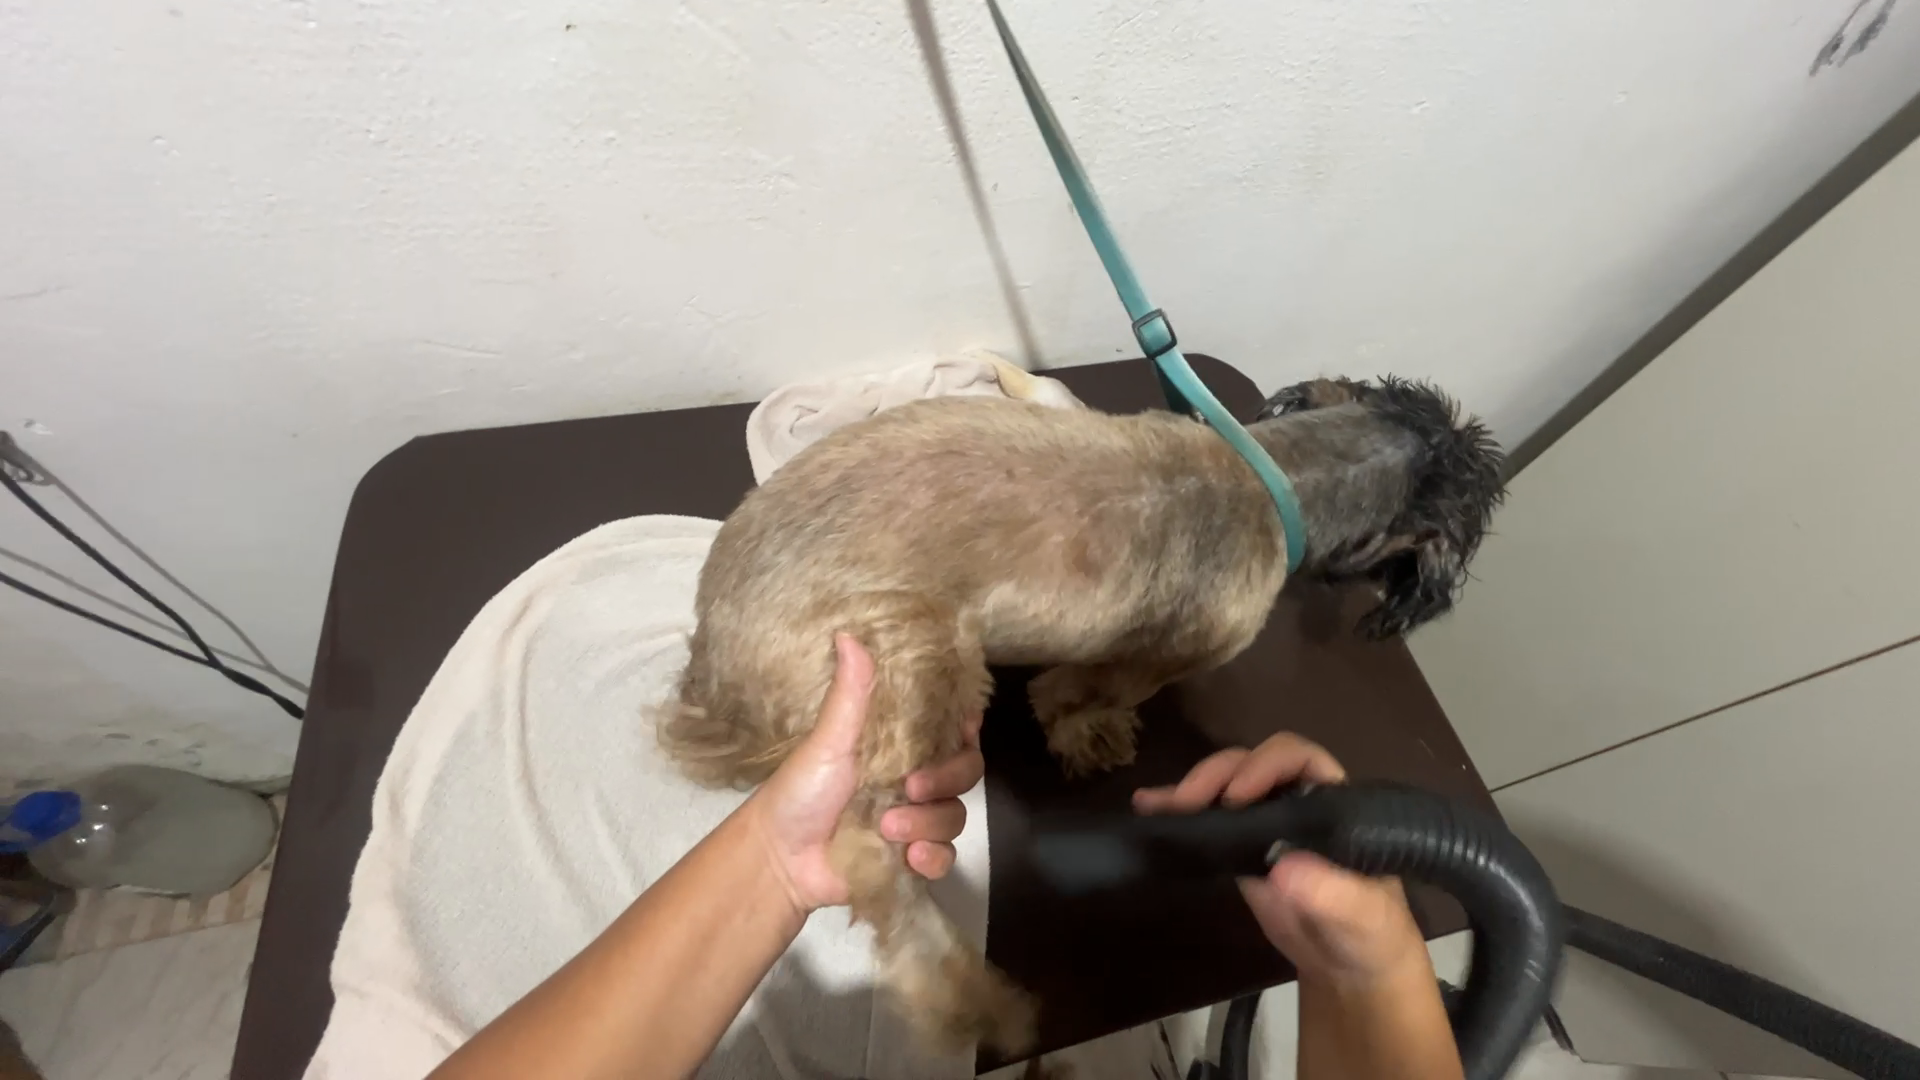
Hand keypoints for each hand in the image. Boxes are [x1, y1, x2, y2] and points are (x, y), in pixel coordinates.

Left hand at [746, 634, 984, 913]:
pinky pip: (945, 857)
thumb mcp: (828, 740)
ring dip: (928, 822)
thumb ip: (851, 694)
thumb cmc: (801, 789)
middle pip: (966, 769)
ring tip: (887, 828)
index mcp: (899, 744)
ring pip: (955, 814)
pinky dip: (933, 858)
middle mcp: (915, 778)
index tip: (966, 722)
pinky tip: (910, 858)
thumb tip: (848, 634)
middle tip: (913, 786)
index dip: (965, 724)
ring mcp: (917, 819)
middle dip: (948, 777)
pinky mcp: (912, 858)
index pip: (949, 727)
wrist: (780, 860)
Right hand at [1133, 733, 1429, 988]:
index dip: (1267, 764)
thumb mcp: (1364, 916)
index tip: (1239, 795)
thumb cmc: (1371, 932)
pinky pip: (1205, 813)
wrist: (1346, 966)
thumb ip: (1332, 892)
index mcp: (1331, 800)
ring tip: (1162, 804)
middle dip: (1216, 775)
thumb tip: (1283, 869)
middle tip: (1189, 801)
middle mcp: (1293, 797)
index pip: (1299, 758)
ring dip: (1191, 786)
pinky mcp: (1236, 840)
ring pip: (1223, 781)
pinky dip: (1175, 806)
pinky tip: (1148, 804)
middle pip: (1250, 763)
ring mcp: (1262, 817)